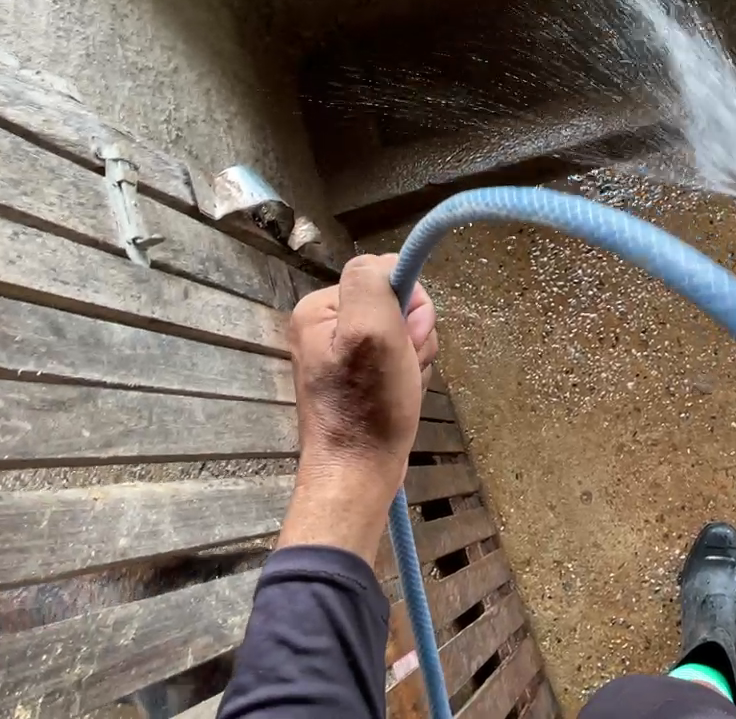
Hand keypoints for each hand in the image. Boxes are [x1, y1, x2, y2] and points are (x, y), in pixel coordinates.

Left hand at [278, 254, 439, 559]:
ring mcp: (344, 353)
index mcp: (320, 308)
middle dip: (414, 334)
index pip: (386, 274)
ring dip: (415, 356)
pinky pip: (402, 357)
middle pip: (398, 304)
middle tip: (404, 364)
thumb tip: (390, 261)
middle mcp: (327, 326)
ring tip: (402, 384)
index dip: (410, 303)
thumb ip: (373, 281)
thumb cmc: (368, 406)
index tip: (408, 336)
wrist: (359, 473)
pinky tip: (401, 393)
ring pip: (405, 332)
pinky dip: (411, 373)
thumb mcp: (370, 330)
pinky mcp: (361, 377)